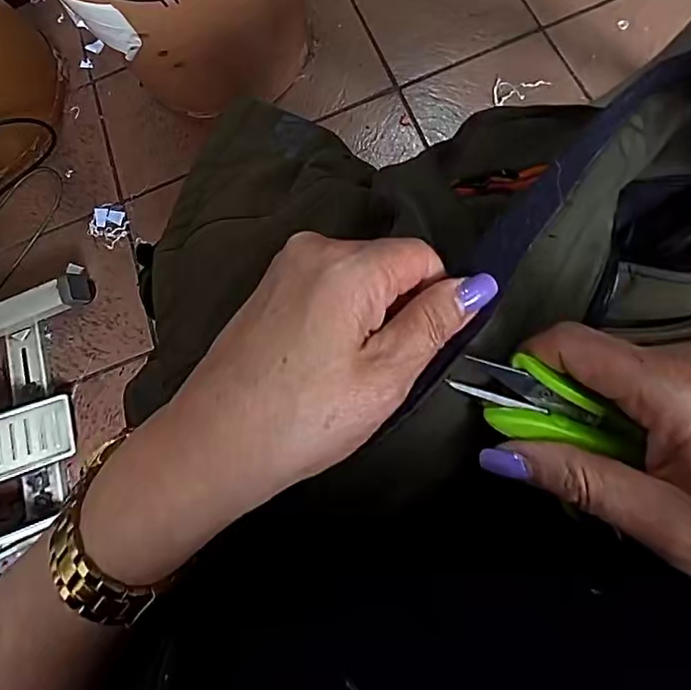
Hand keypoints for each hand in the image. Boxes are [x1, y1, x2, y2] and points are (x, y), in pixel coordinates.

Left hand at [81, 233, 495, 583]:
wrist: (210, 444)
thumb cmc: (305, 418)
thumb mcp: (385, 376)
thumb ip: (435, 322)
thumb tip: (480, 284)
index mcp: (348, 264)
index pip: (425, 256)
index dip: (433, 301)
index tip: (411, 349)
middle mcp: (315, 245)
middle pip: (390, 263)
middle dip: (398, 307)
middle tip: (374, 367)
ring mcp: (286, 262)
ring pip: (361, 275)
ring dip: (368, 313)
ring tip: (341, 368)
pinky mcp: (269, 282)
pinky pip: (328, 283)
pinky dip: (338, 312)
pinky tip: (316, 357)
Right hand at [483, 326, 690, 689]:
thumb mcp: (667, 527)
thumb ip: (576, 477)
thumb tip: (498, 453)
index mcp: (681, 386)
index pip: (570, 344)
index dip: (524, 370)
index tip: (503, 416)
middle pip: (594, 355)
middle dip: (558, 400)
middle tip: (552, 461)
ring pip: (622, 369)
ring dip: (594, 411)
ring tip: (610, 472)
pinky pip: (654, 379)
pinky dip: (629, 411)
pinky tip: (648, 461)